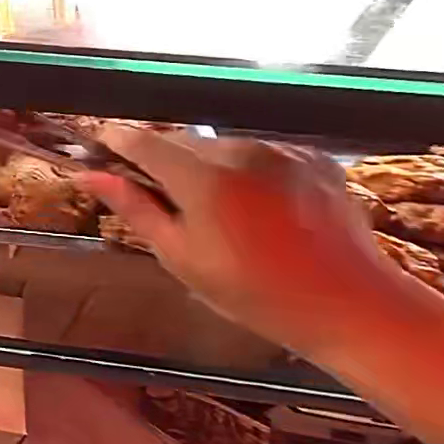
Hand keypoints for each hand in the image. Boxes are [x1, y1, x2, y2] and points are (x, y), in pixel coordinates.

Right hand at [83, 127, 418, 346]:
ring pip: (223, 144)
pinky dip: (249, 169)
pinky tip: (261, 205)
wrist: (351, 305)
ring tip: (222, 208)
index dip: (117, 138)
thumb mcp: (184, 259)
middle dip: (165, 158)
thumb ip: (136, 209)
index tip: (102, 143)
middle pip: (183, 140)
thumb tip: (92, 176)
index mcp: (202, 179)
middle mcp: (240, 150)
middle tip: (165, 194)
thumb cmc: (256, 295)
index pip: (144, 141)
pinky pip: (263, 150)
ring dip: (209, 164)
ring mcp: (280, 149)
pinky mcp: (311, 155)